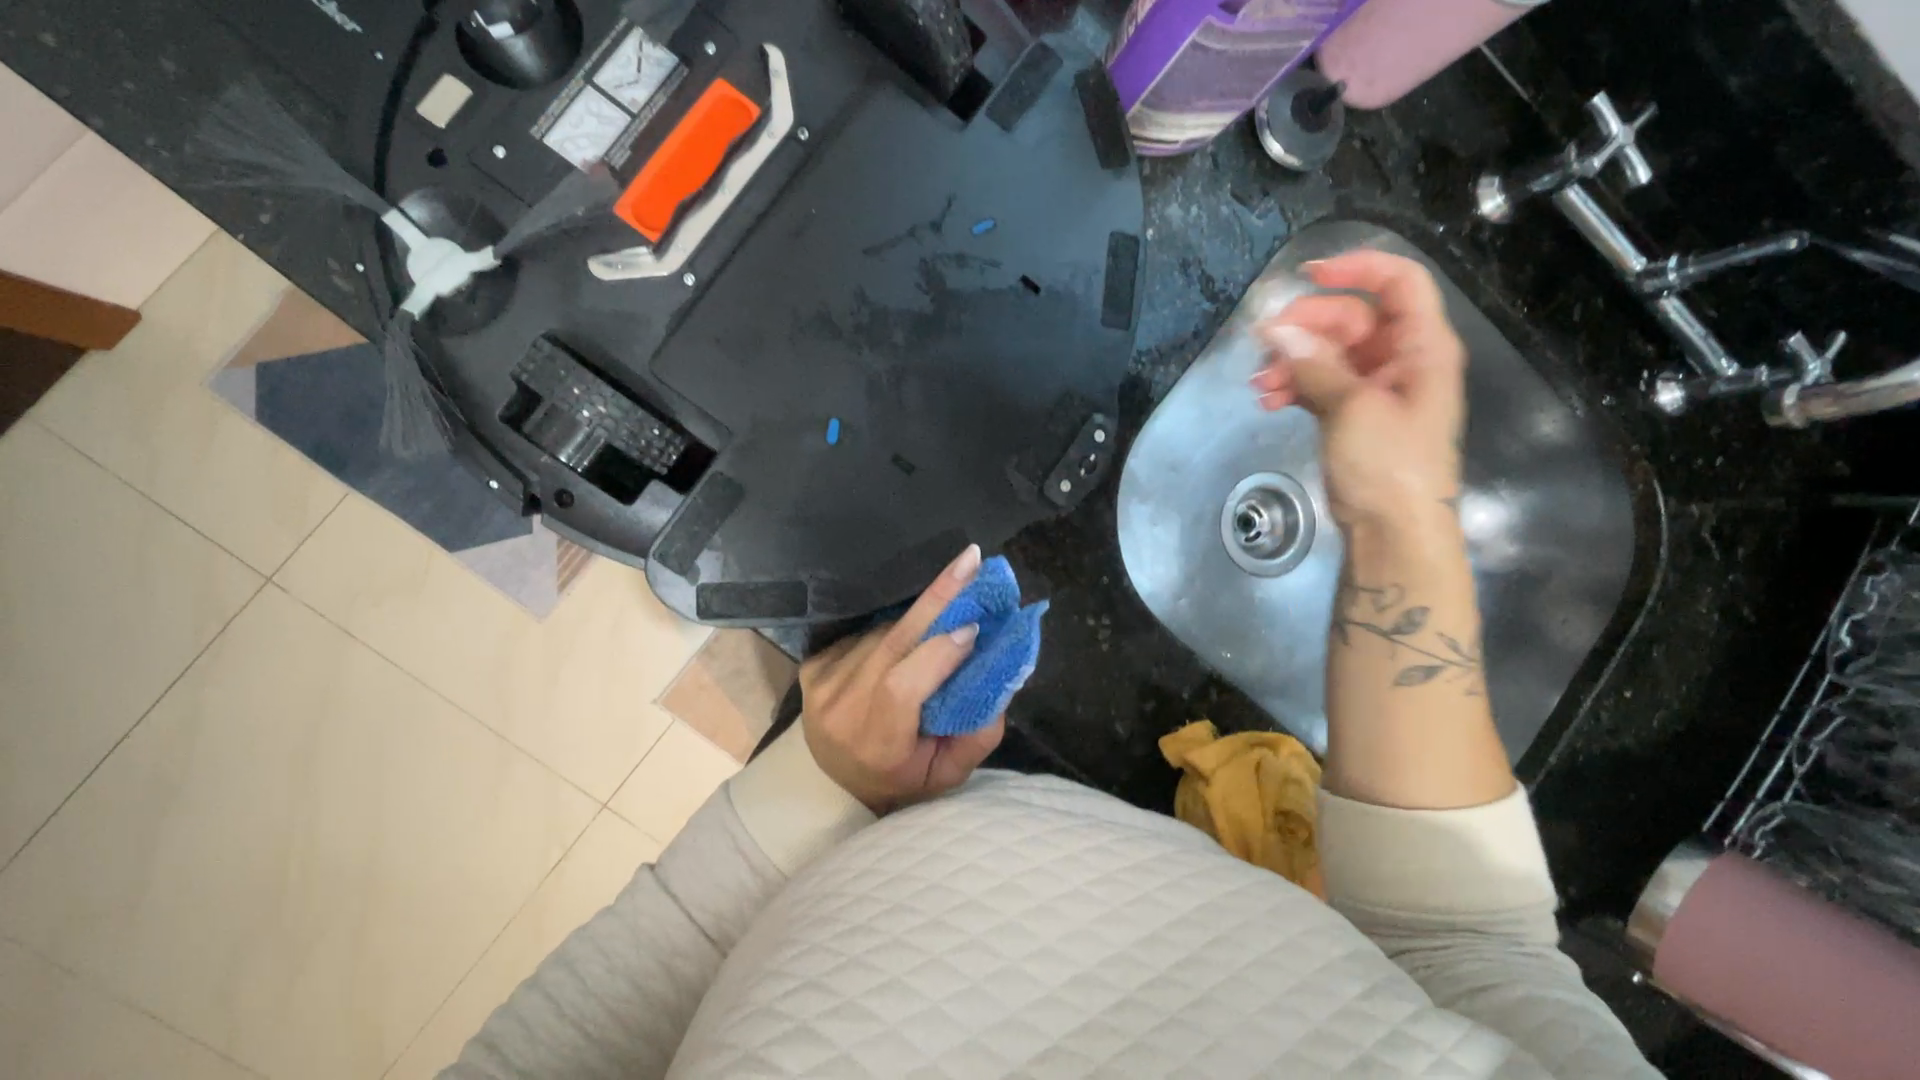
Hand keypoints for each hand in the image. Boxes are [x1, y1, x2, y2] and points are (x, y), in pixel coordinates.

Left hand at [799, 544, 1005, 812]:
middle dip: (937, 598)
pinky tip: (908, 637)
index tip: (974, 628)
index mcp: (876, 744)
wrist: (842, 781)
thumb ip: (978, 732)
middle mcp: (841, 710)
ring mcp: (821, 684)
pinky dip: (894, 629)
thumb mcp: (949, 773)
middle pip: (891, 644)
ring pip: (884, 633)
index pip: (900, 687)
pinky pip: (866, 633)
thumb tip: (999, 671)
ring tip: (947, 615)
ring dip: (919, 620)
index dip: (937, 653)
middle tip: (971, 560)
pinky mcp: (812, 666)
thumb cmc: (904, 778)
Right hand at [1249, 252, 1466, 530]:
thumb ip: (1314, 364)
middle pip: (1350, 318)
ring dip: (1291, 361)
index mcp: (1422, 347)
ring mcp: (1374, 388)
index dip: (1357, 268)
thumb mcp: (1353, 407)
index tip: (1307, 276)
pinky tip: (1268, 400)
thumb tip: (1275, 332)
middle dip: (1305, 327)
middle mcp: (1401, 359)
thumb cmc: (1390, 464)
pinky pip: (1319, 383)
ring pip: (1327, 353)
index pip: (1398, 283)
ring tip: (1260, 384)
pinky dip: (1294, 386)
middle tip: (1263, 343)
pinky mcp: (1351, 414)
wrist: (1394, 530)